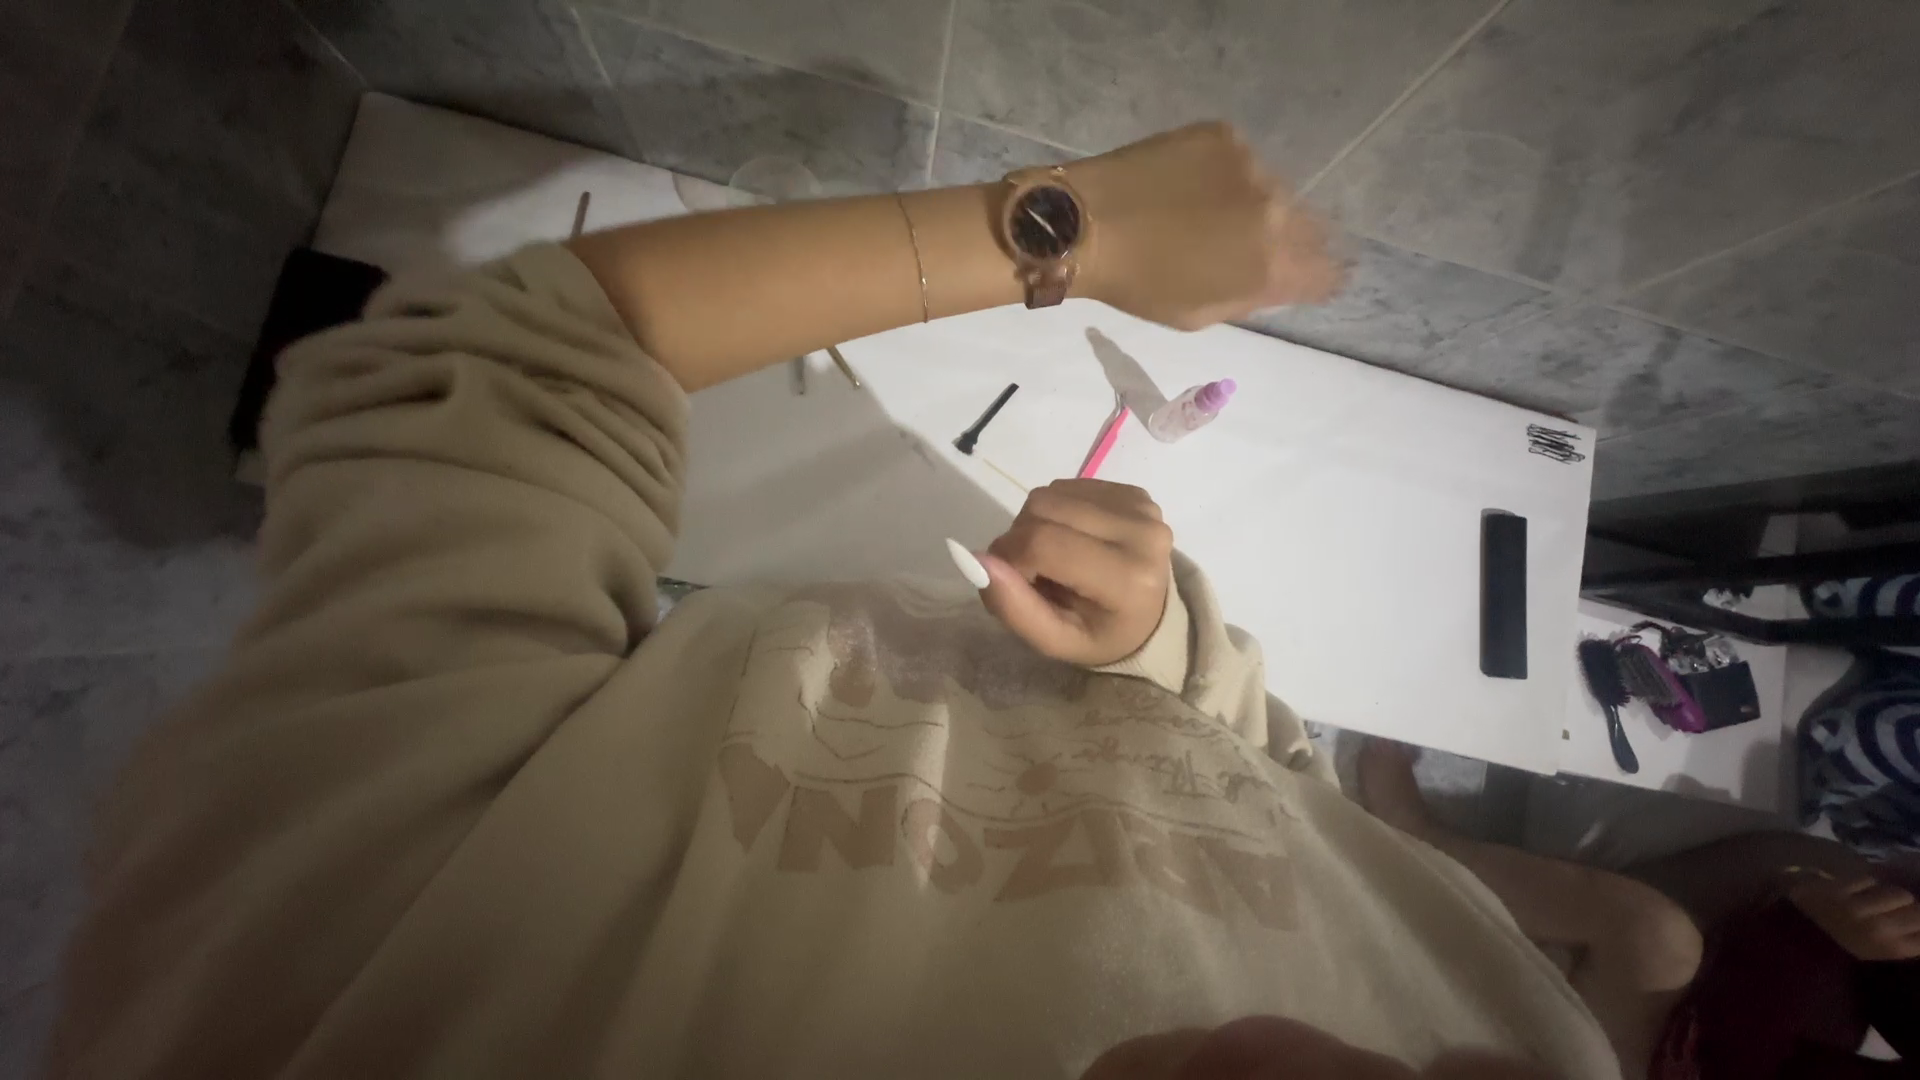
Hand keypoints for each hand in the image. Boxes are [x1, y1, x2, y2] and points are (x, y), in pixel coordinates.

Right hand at [972, 480, 1173, 666]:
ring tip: (1053, 555)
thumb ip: (1014, 607)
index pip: (1044, 544)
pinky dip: (1056, 512)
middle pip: (1042, 510)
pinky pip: (1069, 487)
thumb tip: (975, 560)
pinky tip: (1073, 537)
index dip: (1009, 557)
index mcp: (1127, 579)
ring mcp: (1141, 508)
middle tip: (1030, 571)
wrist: (1150, 615)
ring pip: (1050, 494)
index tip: (1008, 579)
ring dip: (1035, 523)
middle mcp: (1142, 534)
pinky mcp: (1135, 492)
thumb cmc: (1099, 634)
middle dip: (1019, 539)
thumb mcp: (1055, 641)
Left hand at [1066, 121, 1342, 330]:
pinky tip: (1188, 187)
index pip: (1325, 272)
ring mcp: (1253, 166)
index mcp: (1270, 266)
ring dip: (1254, 205)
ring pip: (1273, 189)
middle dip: (1290, 240)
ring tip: (1209, 215)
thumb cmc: (1137, 284)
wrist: (1087, 224)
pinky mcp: (1225, 136)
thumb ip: (1250, 299)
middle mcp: (1276, 210)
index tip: (1307, 278)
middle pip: (1308, 227)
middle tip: (1247, 246)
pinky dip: (1225, 176)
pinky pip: (1240, 162)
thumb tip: (1279, 283)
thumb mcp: (1197, 315)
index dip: (1320, 277)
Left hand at [1788, 875, 1919, 960]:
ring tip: (1882, 897)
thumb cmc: (1842, 946)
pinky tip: (1860, 888)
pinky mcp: (1834, 889)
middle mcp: (1881, 928)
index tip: (1916, 919)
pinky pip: (1866, 880)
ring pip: (1897, 893)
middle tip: (1902, 908)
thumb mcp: (1881, 952)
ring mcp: (1856, 907)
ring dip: (1891, 894)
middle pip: (1919, 910)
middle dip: (1912, 908)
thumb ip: (1908, 940)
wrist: (1795, 935)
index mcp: (1896, 948)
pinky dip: (1867, 883)